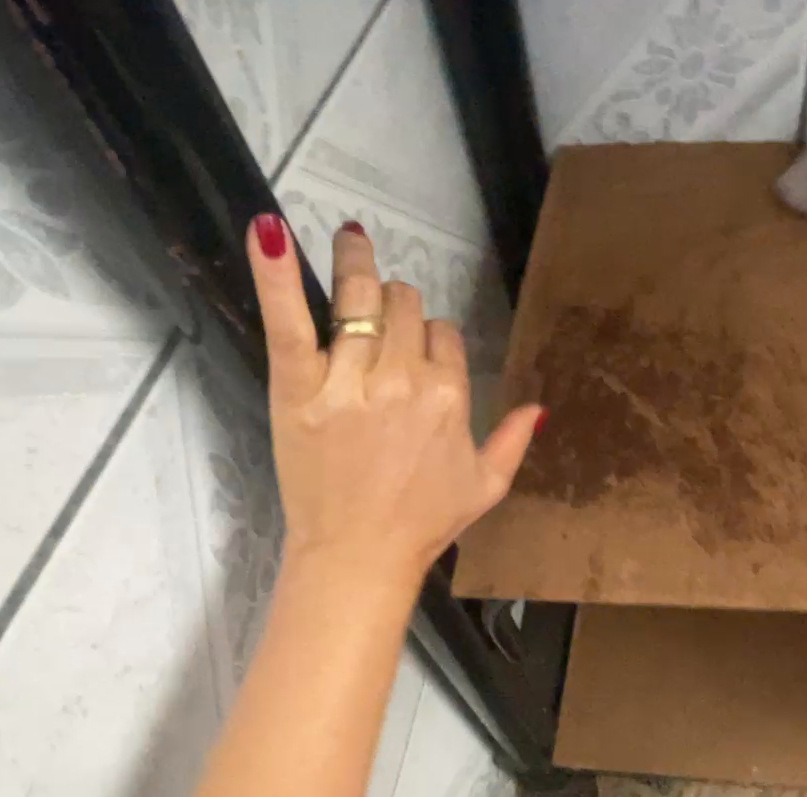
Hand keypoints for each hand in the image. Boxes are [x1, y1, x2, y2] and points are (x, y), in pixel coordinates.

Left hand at [246, 214, 541, 587]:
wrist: (360, 554)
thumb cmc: (425, 523)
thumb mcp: (487, 486)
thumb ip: (514, 439)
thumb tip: (540, 407)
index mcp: (450, 396)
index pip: (443, 334)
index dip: (431, 337)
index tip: (418, 351)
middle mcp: (404, 378)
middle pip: (403, 306)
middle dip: (397, 302)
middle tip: (383, 304)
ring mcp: (349, 379)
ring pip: (358, 298)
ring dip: (356, 262)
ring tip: (350, 238)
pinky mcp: (298, 387)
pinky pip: (288, 319)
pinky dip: (275, 273)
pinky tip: (266, 231)